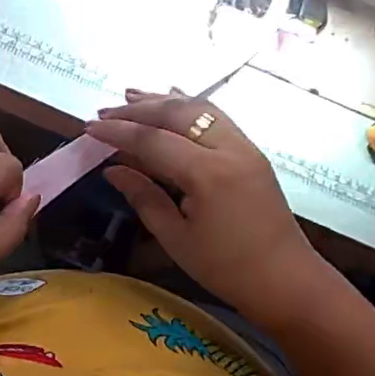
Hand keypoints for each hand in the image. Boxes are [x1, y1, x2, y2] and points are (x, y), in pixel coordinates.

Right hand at [85, 92, 337, 327]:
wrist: (286, 280)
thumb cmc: (226, 268)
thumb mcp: (176, 238)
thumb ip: (144, 196)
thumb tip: (113, 169)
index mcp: (208, 173)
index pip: (153, 140)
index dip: (118, 132)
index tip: (89, 128)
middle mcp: (229, 148)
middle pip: (176, 113)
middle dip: (138, 109)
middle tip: (104, 110)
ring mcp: (245, 147)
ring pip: (199, 108)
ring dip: (164, 101)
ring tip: (131, 95)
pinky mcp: (252, 153)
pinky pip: (217, 117)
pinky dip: (190, 106)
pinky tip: (174, 99)